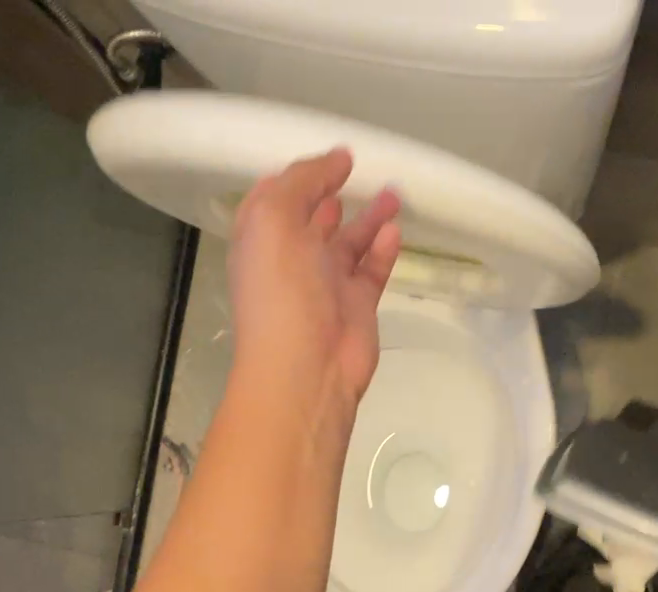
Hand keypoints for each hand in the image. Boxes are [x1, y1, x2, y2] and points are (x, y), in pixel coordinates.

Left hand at [228, 148, 401, 407]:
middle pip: (315, 219)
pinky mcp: (358, 306)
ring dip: (369, 217)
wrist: (307, 368)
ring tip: (393, 192)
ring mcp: (327, 285)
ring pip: (350, 242)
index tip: (331, 158)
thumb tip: (337, 158)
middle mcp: (292, 260)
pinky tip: (395, 230)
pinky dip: (384, 250)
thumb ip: (303, 182)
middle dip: (334, 194)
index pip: (277, 198)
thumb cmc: (281, 292)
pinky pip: (372, 271)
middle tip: (361, 170)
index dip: (300, 175)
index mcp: (262, 239)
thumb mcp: (275, 219)